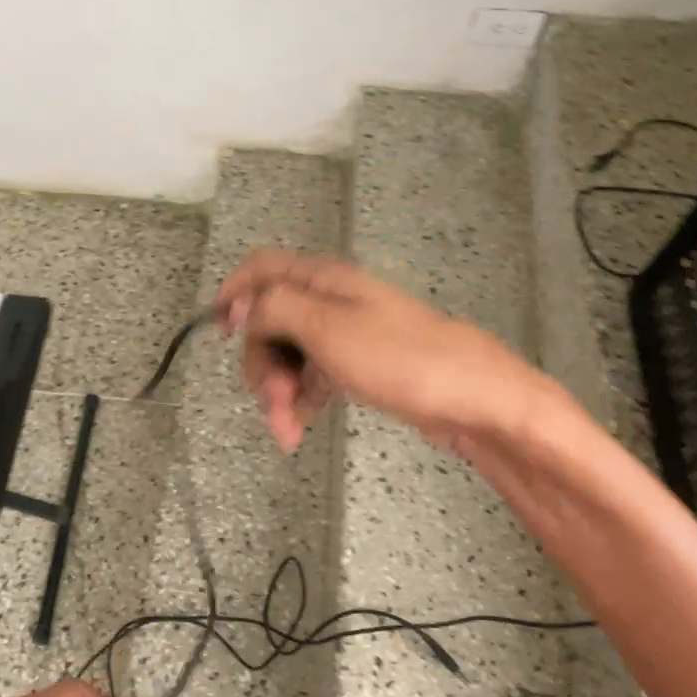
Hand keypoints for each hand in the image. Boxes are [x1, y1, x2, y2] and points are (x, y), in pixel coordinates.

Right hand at [215, 249, 554, 453]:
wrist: (475, 399)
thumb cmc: (400, 358)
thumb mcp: (326, 327)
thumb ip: (274, 308)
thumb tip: (241, 305)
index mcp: (324, 280)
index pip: (262, 268)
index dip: (235, 294)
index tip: (221, 333)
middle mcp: (332, 300)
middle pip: (271, 319)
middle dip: (261, 362)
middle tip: (268, 400)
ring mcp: (347, 334)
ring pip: (291, 353)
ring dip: (279, 389)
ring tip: (287, 429)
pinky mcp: (360, 365)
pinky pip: (315, 376)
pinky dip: (302, 401)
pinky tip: (299, 429)